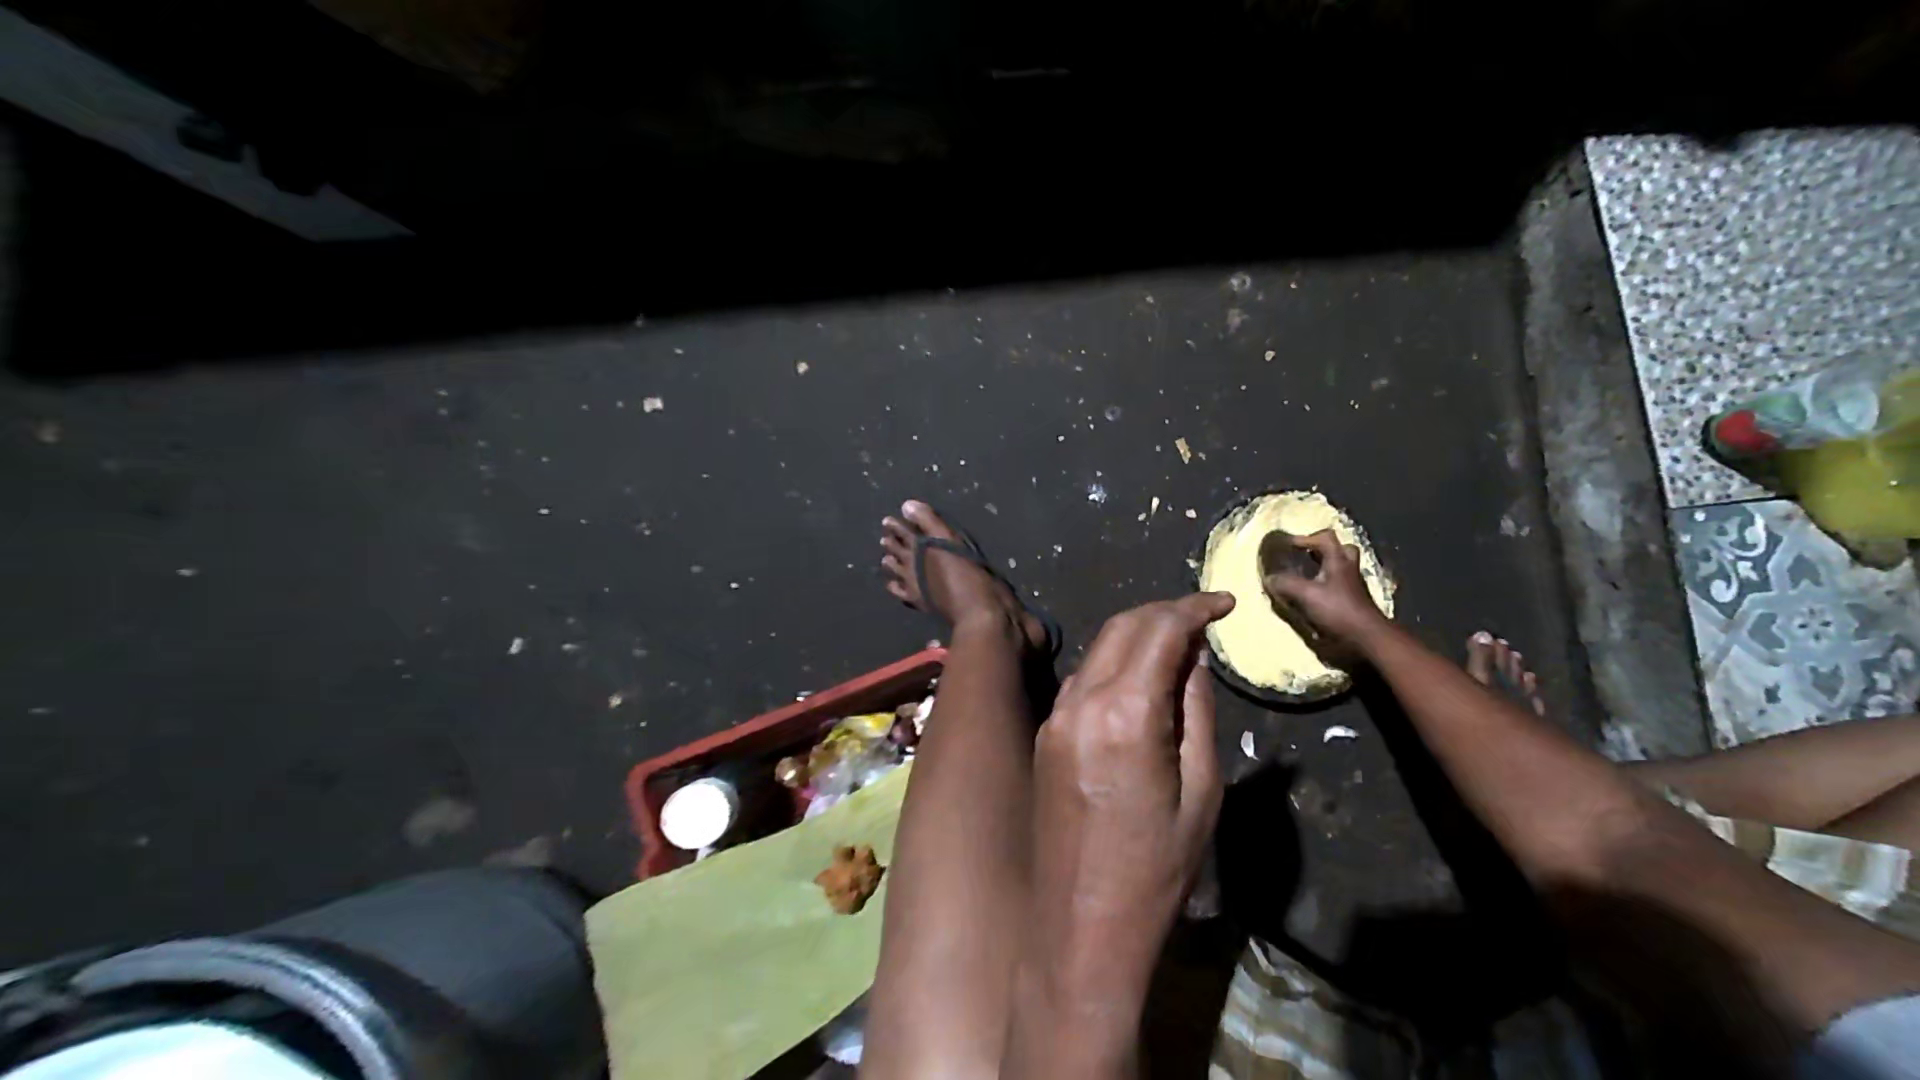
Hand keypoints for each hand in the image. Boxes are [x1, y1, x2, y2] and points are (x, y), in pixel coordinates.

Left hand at [1025, 592, 1232, 1009]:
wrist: (1081, 920)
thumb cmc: (1157, 867)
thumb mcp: (1200, 790)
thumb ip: (1196, 710)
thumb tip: (1194, 656)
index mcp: (1124, 713)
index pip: (1159, 630)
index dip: (1194, 607)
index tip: (1225, 602)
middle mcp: (1079, 702)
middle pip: (1123, 627)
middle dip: (1165, 612)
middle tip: (1204, 619)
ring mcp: (1055, 716)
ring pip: (1099, 650)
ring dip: (1138, 635)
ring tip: (1180, 646)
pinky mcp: (1045, 734)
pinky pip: (1082, 680)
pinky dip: (1114, 664)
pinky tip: (1141, 680)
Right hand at [1262, 529, 1386, 650]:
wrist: (1368, 638)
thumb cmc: (1338, 610)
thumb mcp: (1306, 595)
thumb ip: (1285, 584)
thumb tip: (1269, 578)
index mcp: (1339, 561)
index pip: (1325, 537)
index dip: (1305, 538)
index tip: (1287, 546)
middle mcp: (1348, 569)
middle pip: (1338, 550)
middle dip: (1319, 551)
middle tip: (1303, 558)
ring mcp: (1352, 586)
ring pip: (1338, 568)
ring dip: (1321, 569)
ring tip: (1302, 577)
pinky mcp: (1352, 601)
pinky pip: (1336, 586)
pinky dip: (1323, 586)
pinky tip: (1310, 597)